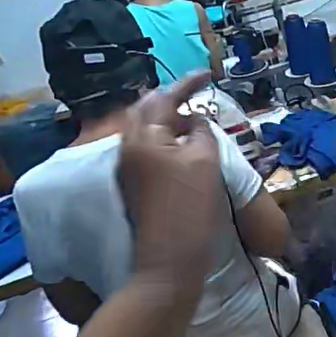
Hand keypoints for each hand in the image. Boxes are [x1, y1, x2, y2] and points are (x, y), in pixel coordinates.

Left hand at [116, 71, 225, 292]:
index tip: (208, 75)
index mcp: (142, 137)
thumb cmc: (189, 207)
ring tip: (193, 121)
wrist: (168, 261)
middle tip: (197, 96)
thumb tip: (192, 120)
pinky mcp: (132, 186)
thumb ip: (199, 131)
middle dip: (171, 100)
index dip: (187, 84)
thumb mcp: (204, 160)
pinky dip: (163, 140)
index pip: (163, 98)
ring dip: (167, 121)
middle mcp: (127, 147)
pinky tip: (182, 147)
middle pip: (146, 111)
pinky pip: (146, 150)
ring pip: (145, 131)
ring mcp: (127, 168)